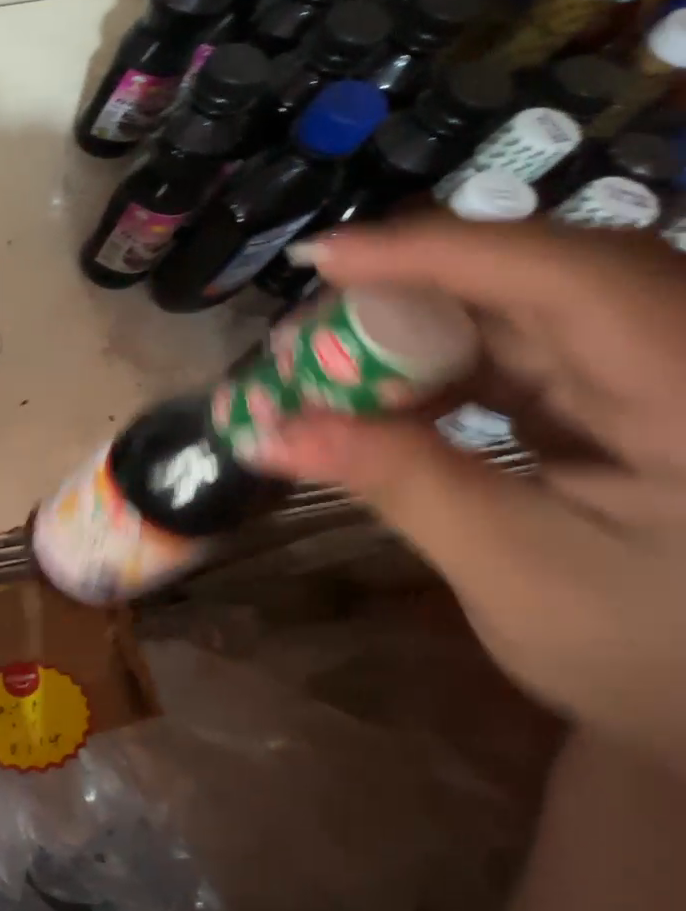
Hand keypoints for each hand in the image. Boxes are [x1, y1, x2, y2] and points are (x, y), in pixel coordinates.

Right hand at [263, 218, 685, 767]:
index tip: (323, 255)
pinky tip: (387, 397)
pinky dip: (451, 369)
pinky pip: (539, 355)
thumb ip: (397, 484)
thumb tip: (267, 433)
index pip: (571, 280)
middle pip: (548, 281)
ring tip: (324, 369)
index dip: (441, 253)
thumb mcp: (513, 571)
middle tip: (304, 328)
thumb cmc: (650, 657)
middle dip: (414, 294)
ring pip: (535, 314)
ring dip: (421, 334)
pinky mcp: (648, 400)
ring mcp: (675, 377)